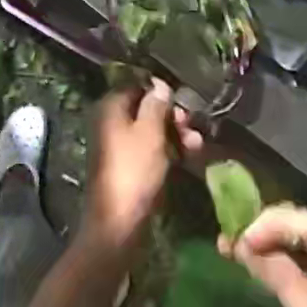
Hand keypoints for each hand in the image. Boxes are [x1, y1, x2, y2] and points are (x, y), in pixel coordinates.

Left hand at [83, 80, 205, 253]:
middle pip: (144, 108)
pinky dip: (168, 149)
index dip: (160, 91)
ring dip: (175, 134)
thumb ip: (156, 105)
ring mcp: (118, 144)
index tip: (183, 100)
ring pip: (150, 130)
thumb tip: (160, 84)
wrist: (119, 222)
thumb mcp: (149, 132)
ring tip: (197, 144)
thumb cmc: (134, 170)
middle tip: (192, 125)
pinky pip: (149, 148)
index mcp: (109, 106)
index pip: (136, 85)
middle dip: (172, 116)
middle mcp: (110, 121)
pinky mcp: (128, 165)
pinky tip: (189, 155)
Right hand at [225, 205, 306, 306]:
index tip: (239, 241)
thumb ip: (281, 277)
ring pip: (304, 246)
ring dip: (271, 247)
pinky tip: (261, 268)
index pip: (306, 223)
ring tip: (237, 252)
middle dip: (265, 232)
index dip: (268, 225)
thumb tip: (242, 245)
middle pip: (304, 229)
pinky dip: (283, 264)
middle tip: (231, 243)